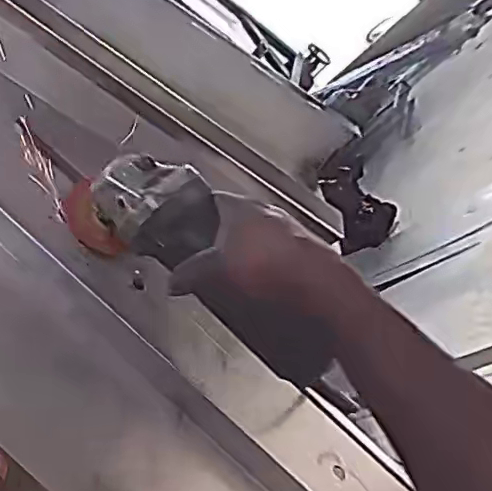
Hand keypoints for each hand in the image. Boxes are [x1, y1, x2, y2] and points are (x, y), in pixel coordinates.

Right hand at [169, 192, 358, 314]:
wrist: (317, 290)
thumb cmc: (267, 268)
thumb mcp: (214, 271)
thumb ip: (190, 273)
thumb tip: (175, 280)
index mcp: (244, 208)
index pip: (213, 200)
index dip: (197, 211)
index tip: (186, 223)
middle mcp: (270, 213)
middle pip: (237, 220)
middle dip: (222, 238)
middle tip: (208, 256)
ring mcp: (293, 232)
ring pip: (261, 238)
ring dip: (248, 253)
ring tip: (235, 276)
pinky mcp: (309, 254)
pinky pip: (280, 257)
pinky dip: (269, 268)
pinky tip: (263, 286)